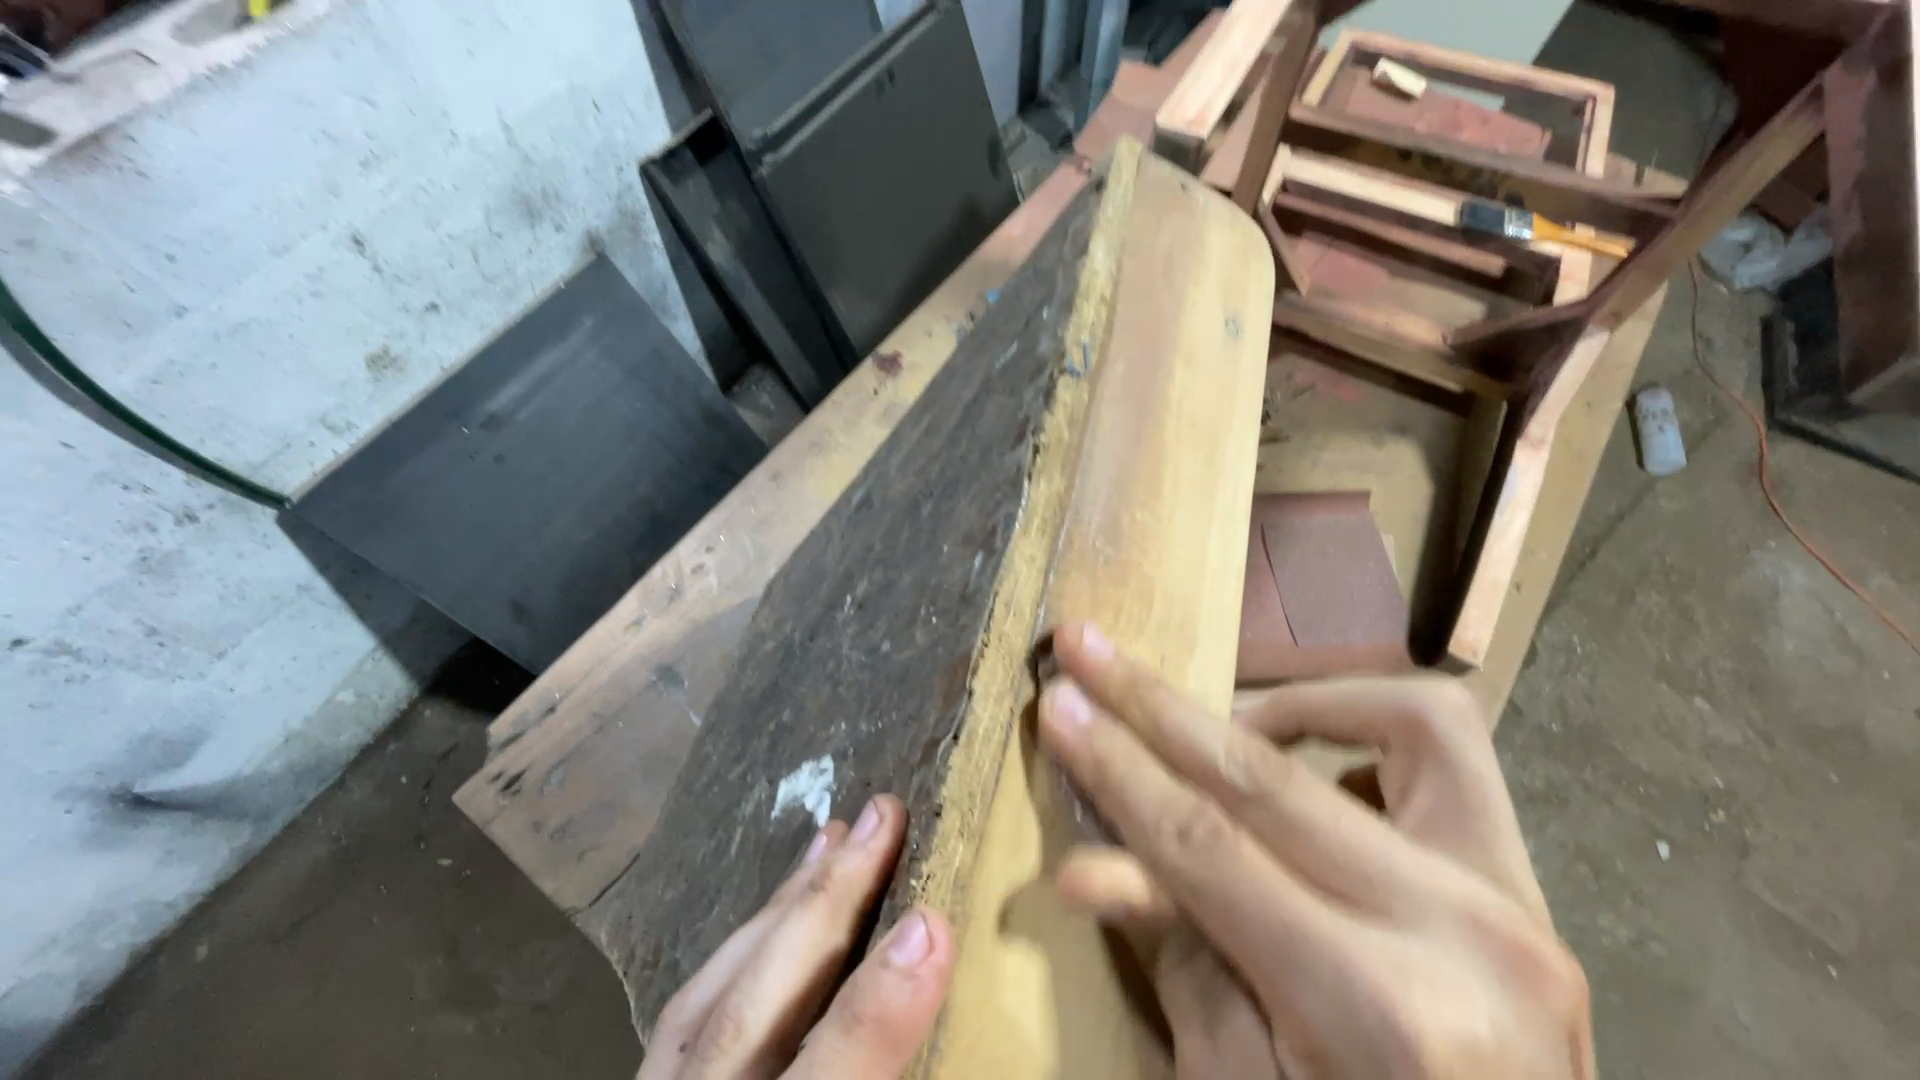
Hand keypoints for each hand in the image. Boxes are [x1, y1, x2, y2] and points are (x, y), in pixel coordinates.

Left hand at [640, 796, 954, 1079]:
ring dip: (779, 909)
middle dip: (822, 907)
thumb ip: (868, 1055)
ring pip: (707, 997)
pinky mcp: (653, 1079)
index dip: (875, 1009)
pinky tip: (774, 916)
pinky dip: (738, 949)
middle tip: (884, 815)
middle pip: (750, 1015)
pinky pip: (687, 1009)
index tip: (930, 925)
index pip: (824, 1079)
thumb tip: (918, 950)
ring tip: (835, 838)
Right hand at [1039, 623, 1592, 1078]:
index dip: (1117, 767)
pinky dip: (1367, 739)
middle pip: (1270, 774)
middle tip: (1090, 651)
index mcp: (1380, 1012)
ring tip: (1219, 727)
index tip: (1056, 701)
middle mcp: (1463, 936)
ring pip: (1411, 720)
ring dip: (1295, 701)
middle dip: (1157, 705)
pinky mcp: (1534, 895)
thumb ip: (1179, 957)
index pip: (1206, 846)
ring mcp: (1519, 906)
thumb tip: (1092, 861)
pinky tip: (1310, 783)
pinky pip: (1452, 762)